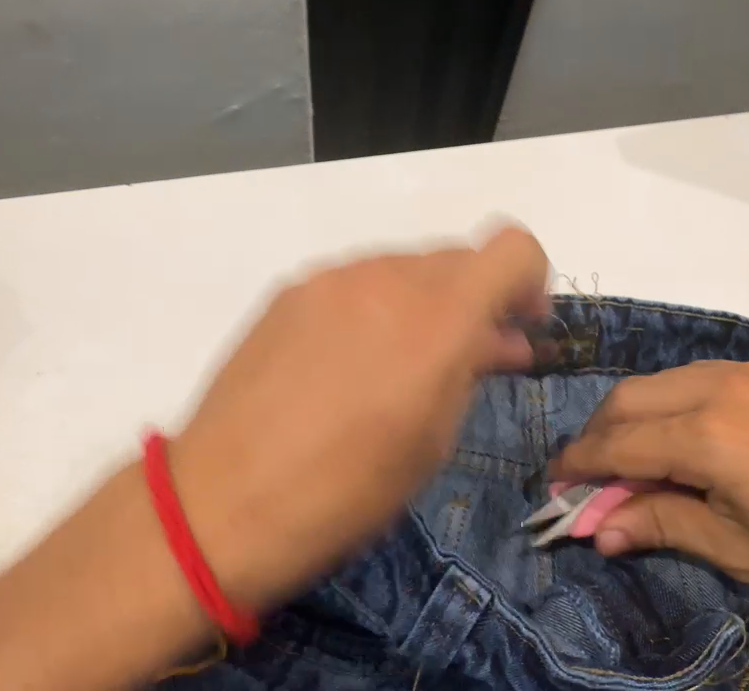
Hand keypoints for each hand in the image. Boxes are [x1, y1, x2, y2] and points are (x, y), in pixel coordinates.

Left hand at [170, 226, 549, 610]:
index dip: (528, 280)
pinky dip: (374, 308)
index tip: (518, 325)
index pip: (512, 247)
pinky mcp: (292, 288)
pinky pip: (357, 281)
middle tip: (465, 356)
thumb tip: (499, 337)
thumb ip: (472, 367)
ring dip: (423, 304)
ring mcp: (335, 277)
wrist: (220, 501)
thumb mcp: (433, 439)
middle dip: (475, 298)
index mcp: (439, 317)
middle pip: (458, 257)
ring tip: (397, 367)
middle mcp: (390, 278)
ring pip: (407, 268)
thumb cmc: (346, 490)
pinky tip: (345, 363)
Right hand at [549, 359, 748, 610]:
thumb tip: (598, 532)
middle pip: (628, 400)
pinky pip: (695, 379)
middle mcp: (717, 387)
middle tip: (588, 479)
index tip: (554, 486)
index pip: (618, 443)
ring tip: (633, 463)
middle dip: (598, 436)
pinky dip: (669, 405)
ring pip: (660, 383)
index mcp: (707, 434)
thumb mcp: (743, 550)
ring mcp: (746, 373)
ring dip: (632, 418)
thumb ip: (663, 525)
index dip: (580, 466)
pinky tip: (681, 440)